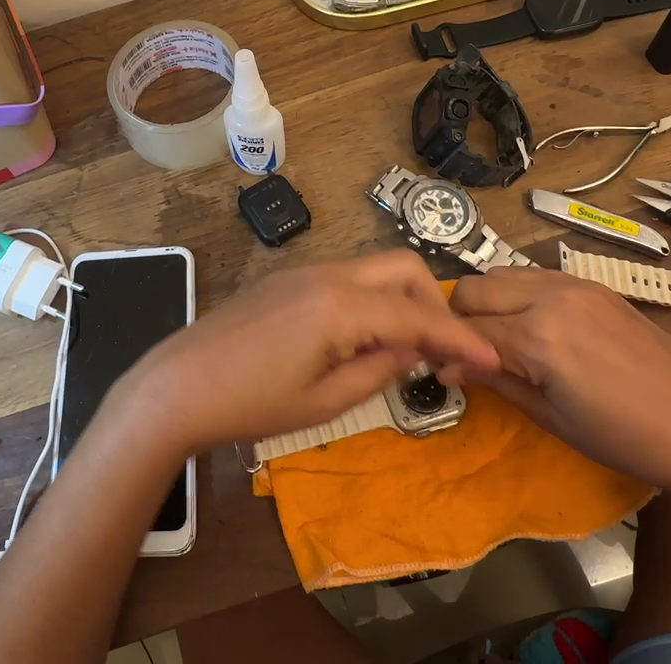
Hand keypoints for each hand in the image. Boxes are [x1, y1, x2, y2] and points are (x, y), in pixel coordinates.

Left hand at [112, 250, 499, 454]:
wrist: (178, 385)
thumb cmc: (249, 403)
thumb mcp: (323, 402)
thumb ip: (377, 371)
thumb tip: (411, 350)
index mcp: (339, 306)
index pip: (417, 315)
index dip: (458, 337)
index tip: (492, 357)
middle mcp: (325, 275)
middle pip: (400, 267)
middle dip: (431, 302)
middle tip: (440, 349)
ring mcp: (301, 272)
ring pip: (372, 269)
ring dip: (399, 300)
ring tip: (401, 350)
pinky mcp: (284, 279)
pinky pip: (344, 278)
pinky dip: (368, 300)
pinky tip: (360, 339)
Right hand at [450, 267, 670, 496]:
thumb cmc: (628, 439)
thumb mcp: (551, 418)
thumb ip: (495, 381)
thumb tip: (449, 367)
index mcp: (537, 337)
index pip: (466, 331)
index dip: (449, 353)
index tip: (443, 373)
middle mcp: (550, 297)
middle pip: (473, 289)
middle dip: (460, 319)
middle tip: (470, 355)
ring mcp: (575, 285)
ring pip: (501, 275)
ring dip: (488, 302)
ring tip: (501, 340)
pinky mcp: (595, 285)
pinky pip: (535, 277)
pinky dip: (519, 296)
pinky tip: (535, 330)